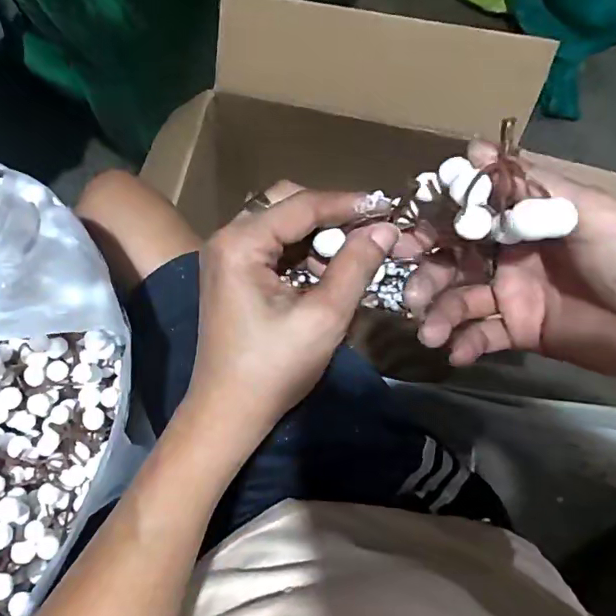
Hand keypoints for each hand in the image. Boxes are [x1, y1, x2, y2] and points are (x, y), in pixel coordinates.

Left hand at [188, 183, 400, 431]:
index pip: (302, 204)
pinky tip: (330, 270)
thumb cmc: (274, 368)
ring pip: (281, 224)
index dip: (349, 204)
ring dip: (318, 234)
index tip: (390, 209)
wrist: (228, 411)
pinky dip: (302, 252)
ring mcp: (226, 256)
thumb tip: (385, 229)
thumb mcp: (324, 317)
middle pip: (287, 203)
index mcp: (240, 243)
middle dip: (331, 215)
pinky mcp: (232, 273)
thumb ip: (356, 266)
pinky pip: (273, 247)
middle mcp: (226, 238)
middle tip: (372, 231)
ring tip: (358, 253)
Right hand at [405, 141, 615, 387]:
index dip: (437, 214)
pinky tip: (456, 353)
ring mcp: (514, 293)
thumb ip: (531, 191)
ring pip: (459, 297)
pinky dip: (465, 343)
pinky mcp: (521, 331)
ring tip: (430, 332)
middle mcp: (512, 250)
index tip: (406, 227)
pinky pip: (481, 334)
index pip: (470, 208)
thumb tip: (472, 151)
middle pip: (453, 256)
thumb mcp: (592, 216)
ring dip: (439, 312)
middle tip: (409, 291)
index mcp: (528, 216)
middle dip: (426, 270)